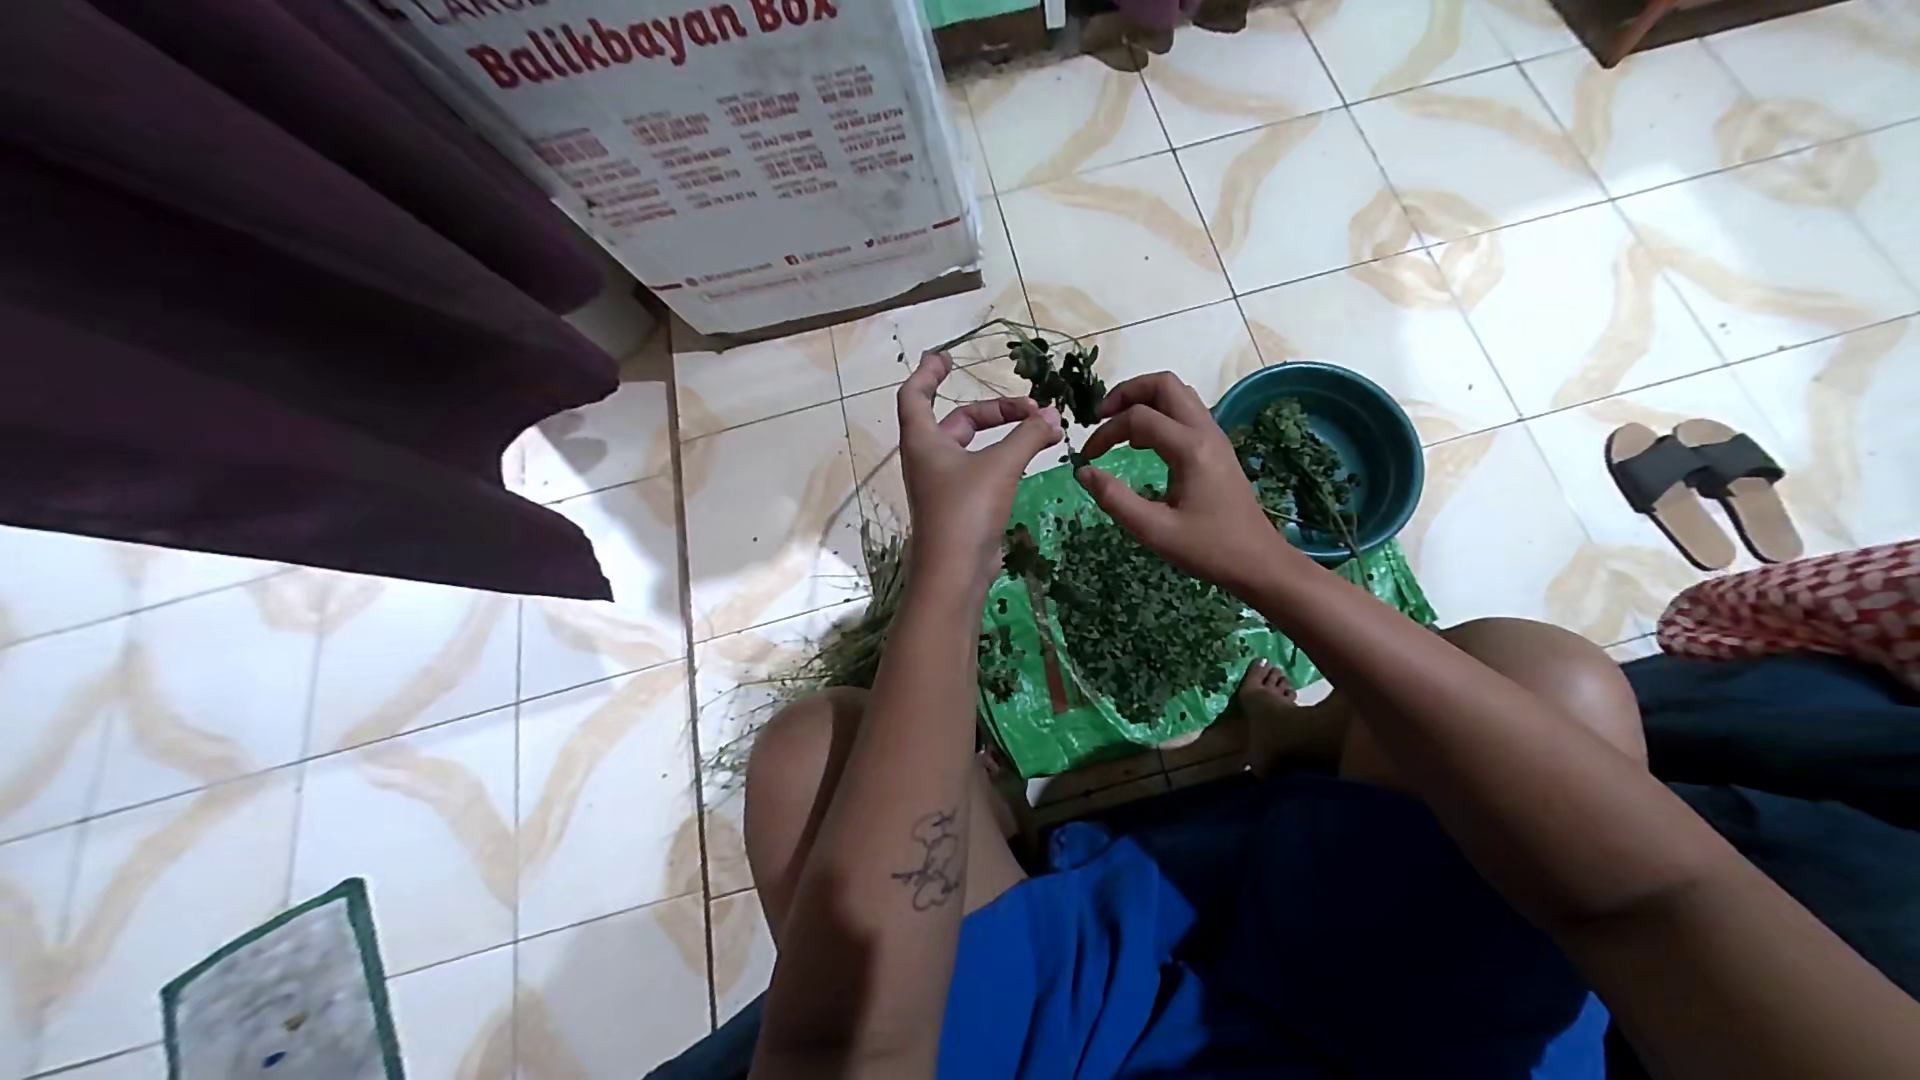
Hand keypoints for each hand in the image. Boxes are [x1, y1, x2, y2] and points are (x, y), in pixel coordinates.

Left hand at [898, 351, 1063, 595]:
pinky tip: (1029, 460)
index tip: (947, 358)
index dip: (928, 373)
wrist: (955, 572)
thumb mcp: (1001, 465)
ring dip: (1003, 435)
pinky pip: (980, 469)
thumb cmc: (966, 510)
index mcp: (923, 441)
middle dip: (994, 410)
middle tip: (1032, 409)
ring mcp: (943, 484)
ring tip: (1042, 431)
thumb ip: (1028, 436)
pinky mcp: (959, 505)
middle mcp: (928, 458)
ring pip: (972, 446)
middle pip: (957, 419)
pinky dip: (1002, 459)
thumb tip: (1053, 415)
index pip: (915, 395)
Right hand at [1075, 372, 1290, 593]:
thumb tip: (1083, 472)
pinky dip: (1158, 414)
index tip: (1087, 457)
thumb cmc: (1208, 549)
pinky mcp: (1216, 448)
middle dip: (1126, 393)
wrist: (1258, 562)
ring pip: (1177, 394)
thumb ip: (1115, 499)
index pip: (1138, 418)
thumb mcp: (1154, 530)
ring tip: (1117, 426)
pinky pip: (1185, 412)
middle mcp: (1205, 432)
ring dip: (1143, 400)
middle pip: (1164, 384)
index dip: (1106, 433)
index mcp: (1190, 449)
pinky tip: (1142, 443)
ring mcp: (1215, 437)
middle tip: (1100, 418)